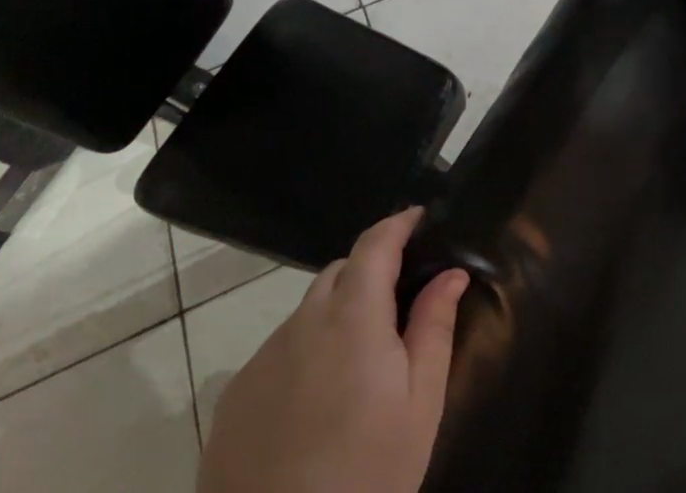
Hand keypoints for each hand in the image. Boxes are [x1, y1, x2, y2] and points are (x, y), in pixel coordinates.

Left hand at [198, 207, 469, 492]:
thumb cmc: (369, 471)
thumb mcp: (421, 403)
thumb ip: (434, 328)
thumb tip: (451, 273)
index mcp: (352, 319)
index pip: (373, 244)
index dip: (398, 223)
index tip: (420, 217)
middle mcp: (300, 325)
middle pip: (338, 274)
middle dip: (371, 271)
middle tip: (402, 302)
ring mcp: (261, 360)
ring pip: (307, 314)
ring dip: (338, 316)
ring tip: (363, 365)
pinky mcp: (235, 395)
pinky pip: (279, 352)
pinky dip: (307, 352)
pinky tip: (321, 401)